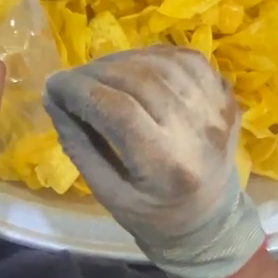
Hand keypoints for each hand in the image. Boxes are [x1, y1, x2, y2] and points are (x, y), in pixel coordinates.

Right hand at [44, 45, 263, 277]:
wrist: (210, 222)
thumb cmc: (153, 217)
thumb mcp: (106, 193)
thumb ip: (79, 145)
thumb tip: (53, 100)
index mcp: (166, 165)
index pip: (117, 109)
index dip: (79, 90)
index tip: (52, 86)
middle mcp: (197, 130)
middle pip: (138, 80)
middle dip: (93, 73)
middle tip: (68, 81)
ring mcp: (216, 109)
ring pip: (161, 64)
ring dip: (118, 61)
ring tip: (94, 74)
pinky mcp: (225, 97)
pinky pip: (185, 59)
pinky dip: (150, 55)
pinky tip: (129, 66)